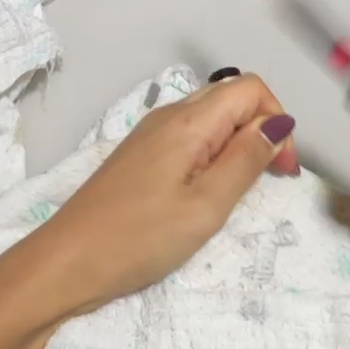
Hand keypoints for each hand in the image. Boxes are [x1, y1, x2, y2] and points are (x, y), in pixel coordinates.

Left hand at [28, 73, 298, 317]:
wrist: (67, 260)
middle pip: (230, 97)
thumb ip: (246, 161)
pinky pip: (189, 135)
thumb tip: (279, 122)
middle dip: (261, 129)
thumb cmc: (140, 237)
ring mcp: (151, 132)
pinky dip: (212, 153)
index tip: (282, 169)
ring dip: (238, 143)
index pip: (249, 88)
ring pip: (210, 117)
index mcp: (188, 121)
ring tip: (239, 191)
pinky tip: (207, 190)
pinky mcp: (140, 153)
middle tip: (269, 179)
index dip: (276, 120)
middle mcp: (168, 115)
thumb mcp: (206, 206)